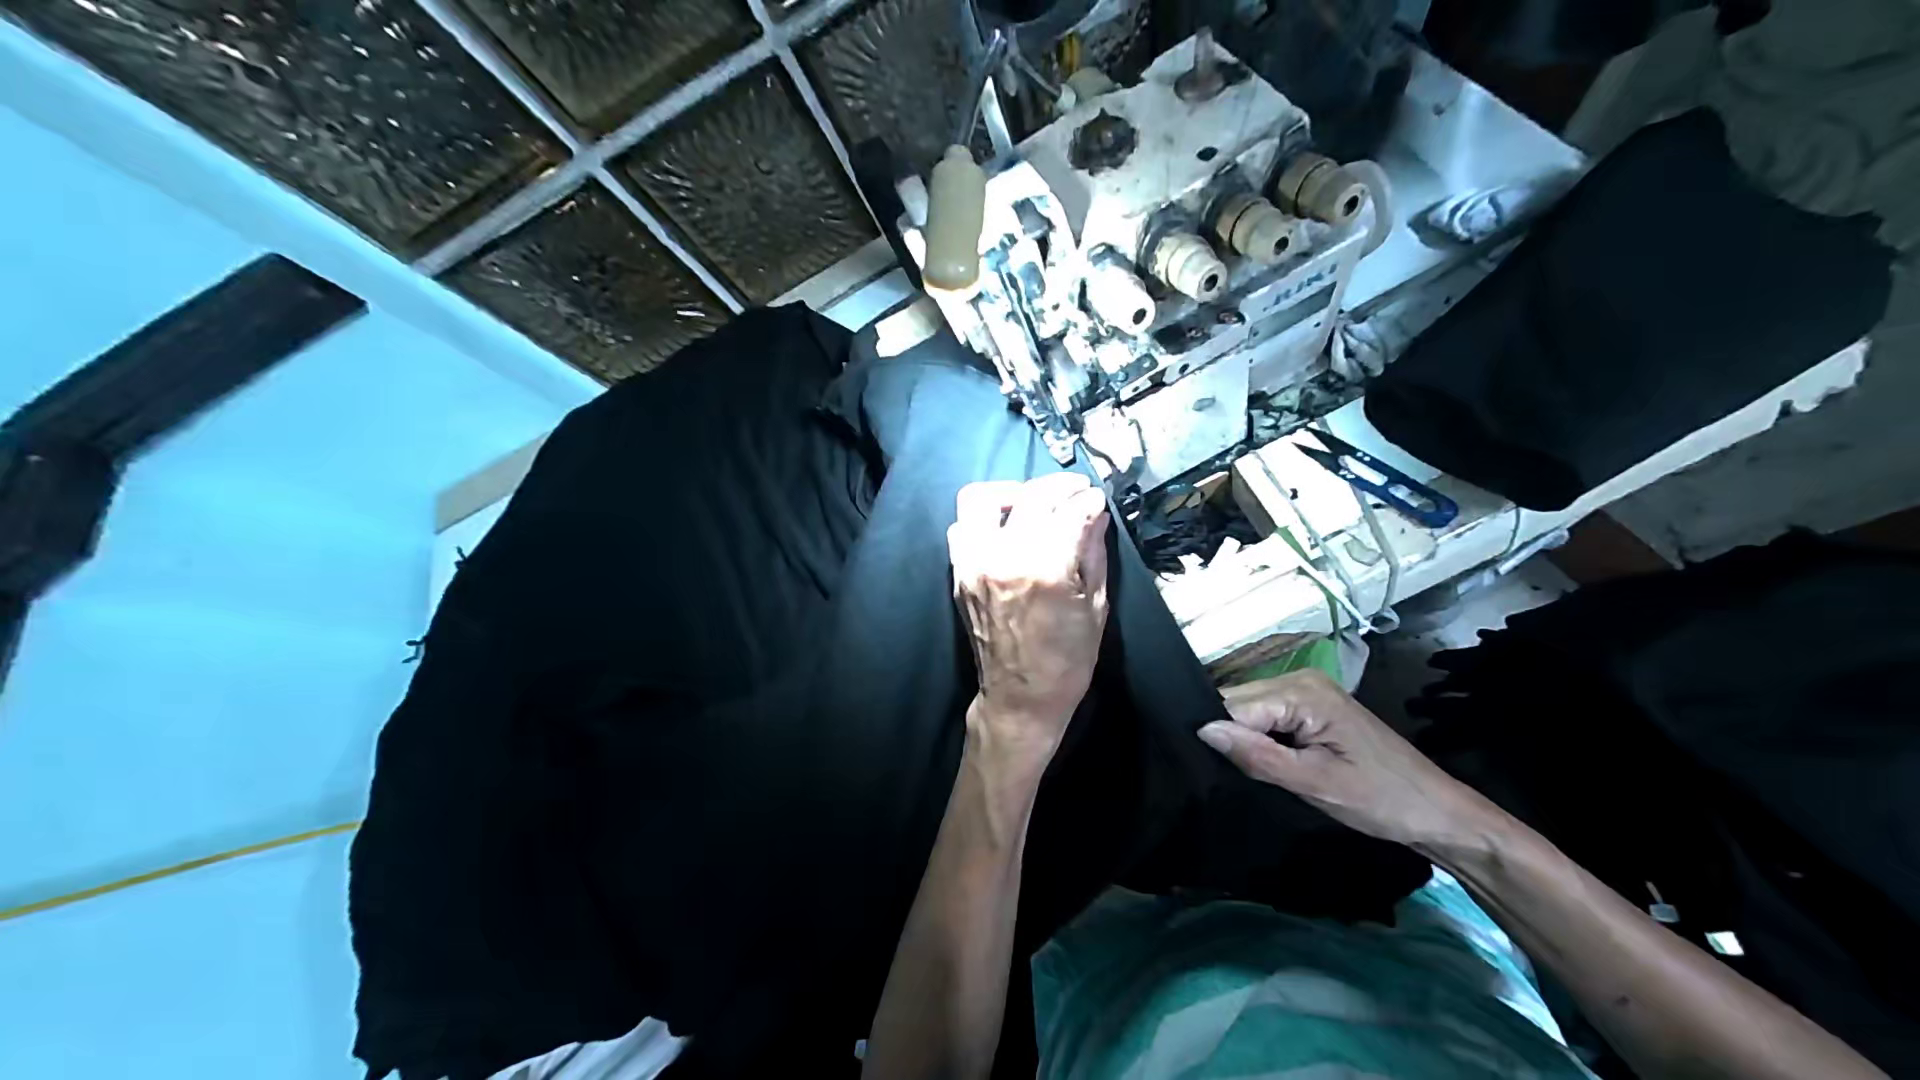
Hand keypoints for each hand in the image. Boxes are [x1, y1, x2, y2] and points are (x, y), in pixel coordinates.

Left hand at [948, 473, 1110, 773]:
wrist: (1019, 698)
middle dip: (1059, 488)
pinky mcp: (959, 573)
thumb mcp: (1096, 606)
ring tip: (1035, 503)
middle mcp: (1003, 559)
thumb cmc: (1067, 661)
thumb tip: (1094, 511)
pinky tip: (1008, 527)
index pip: (1068, 511)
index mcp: (1045, 572)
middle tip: (1076, 493)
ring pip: (982, 499)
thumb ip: (1093, 551)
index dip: (1089, 499)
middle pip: (1030, 497)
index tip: (1097, 500)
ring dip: (1013, 493)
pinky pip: (962, 526)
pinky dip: (985, 517)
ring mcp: (974, 565)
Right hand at [1197, 670, 1492, 849]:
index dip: (1222, 738)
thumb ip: (1258, 756)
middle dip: (1230, 734)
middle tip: (1234, 774)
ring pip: (1247, 707)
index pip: (1234, 706)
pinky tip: (1264, 757)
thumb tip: (1204, 730)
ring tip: (1247, 768)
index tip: (1220, 770)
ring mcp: (1306, 688)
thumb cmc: (1380, 800)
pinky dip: (1258, 735)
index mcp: (1303, 691)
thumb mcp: (1315, 783)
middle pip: (1237, 701)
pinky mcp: (1310, 703)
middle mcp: (1301, 678)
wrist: (1437, 811)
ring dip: (1243, 737)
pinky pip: (1265, 712)